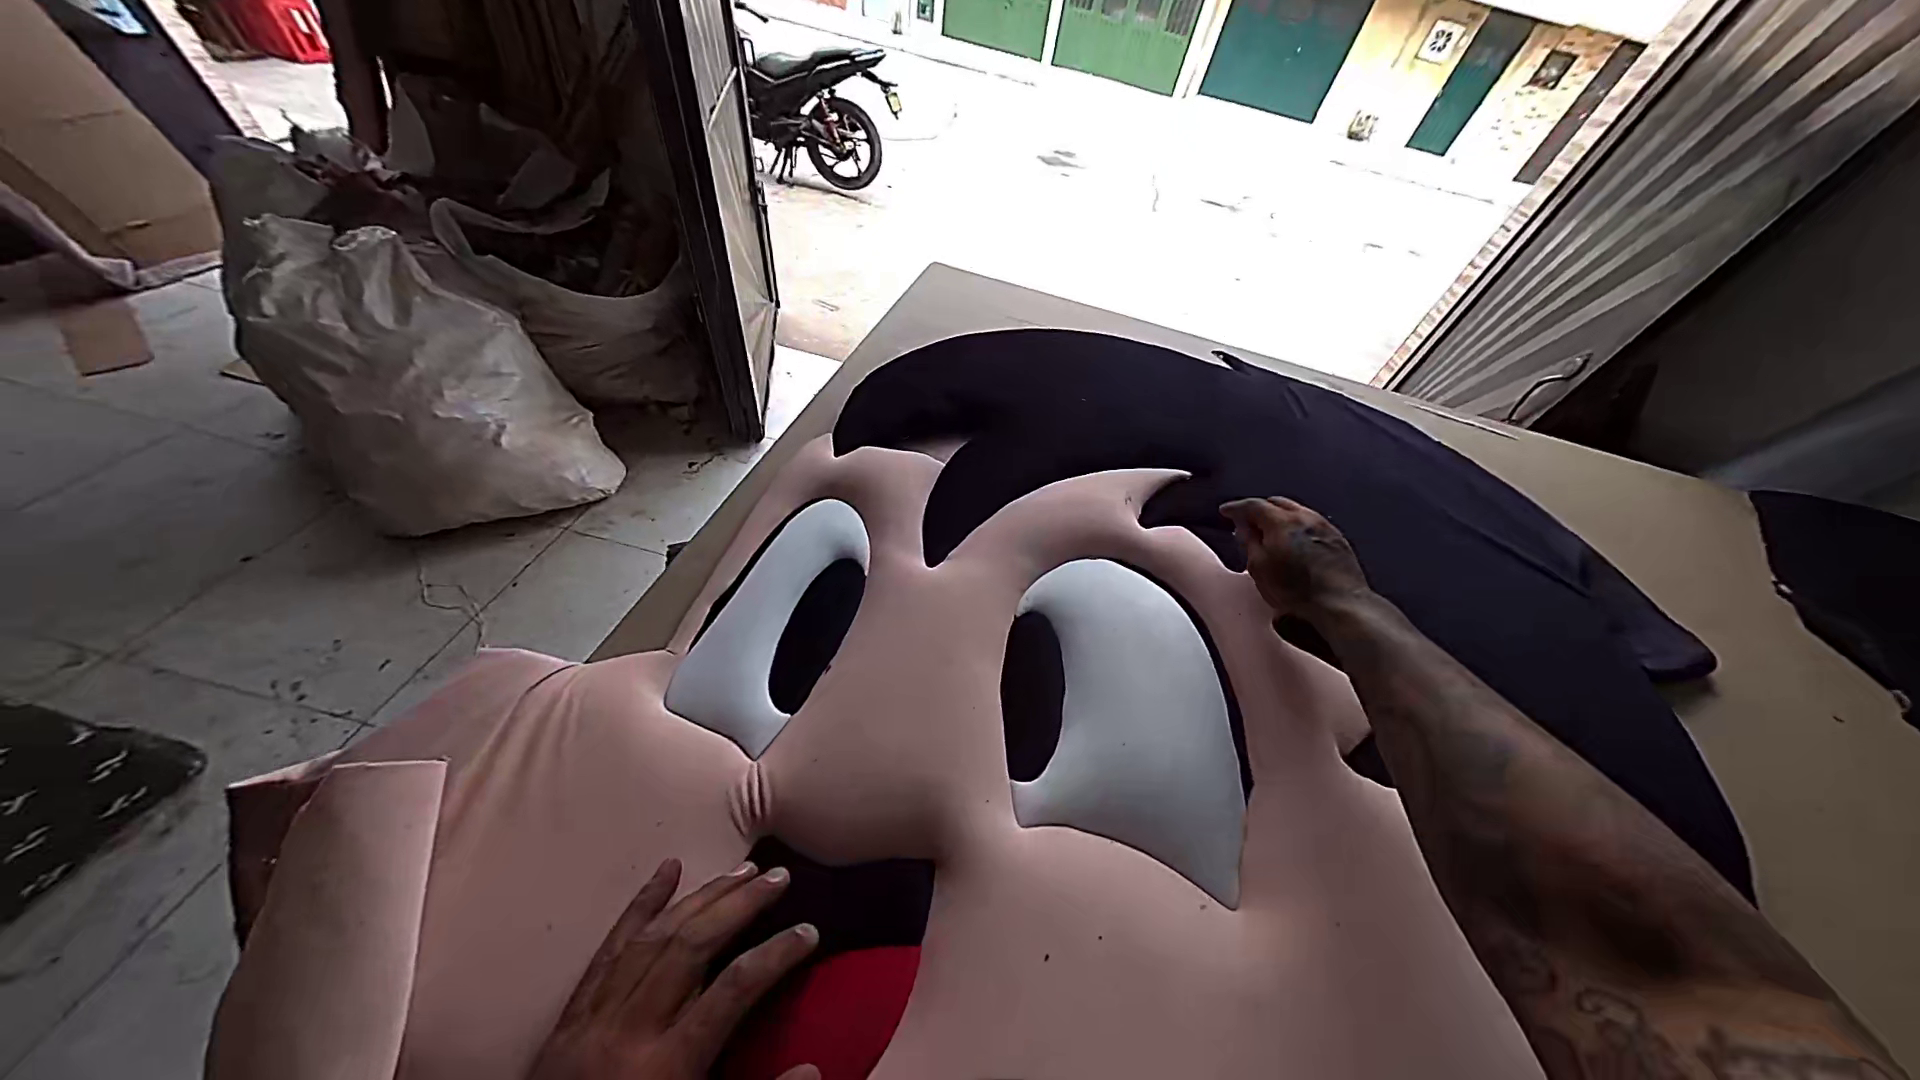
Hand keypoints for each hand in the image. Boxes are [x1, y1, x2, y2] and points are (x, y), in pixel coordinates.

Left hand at [530, 858, 820, 1079]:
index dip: (777, 955)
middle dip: (740, 905)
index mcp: (665, 1069)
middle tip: (778, 875)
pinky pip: (608, 950)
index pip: (734, 991)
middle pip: (693, 947)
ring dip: (702, 897)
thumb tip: (814, 1068)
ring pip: (655, 937)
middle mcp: (628, 1032)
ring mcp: (593, 1020)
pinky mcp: (568, 1019)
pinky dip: (640, 906)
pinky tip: (667, 869)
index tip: (809, 931)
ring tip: (741, 869)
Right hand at [1220, 497, 1371, 618]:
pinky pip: (1311, 524)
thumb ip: (1249, 542)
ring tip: (1268, 534)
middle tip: (1246, 522)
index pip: (1253, 505)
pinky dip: (1296, 527)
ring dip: (1279, 518)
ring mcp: (1324, 527)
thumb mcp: (1258, 567)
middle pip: (1276, 503)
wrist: (1338, 603)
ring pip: (1296, 512)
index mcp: (1282, 522)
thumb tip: (1244, 529)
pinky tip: (1292, 543)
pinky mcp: (1337, 539)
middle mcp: (1305, 518)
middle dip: (1259, 510)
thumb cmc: (1297, 590)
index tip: (1227, 511)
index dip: (1236, 507)